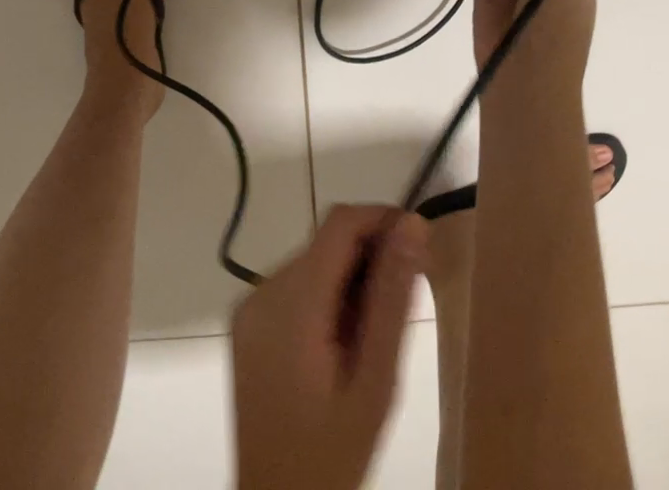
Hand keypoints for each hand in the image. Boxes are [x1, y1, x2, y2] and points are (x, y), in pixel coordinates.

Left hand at [231, 205, 427, 489]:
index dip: (384, 219)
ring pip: (313, 262)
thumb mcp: (377, 378)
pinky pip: (296, 287)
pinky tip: (345, 342)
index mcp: (290, 303)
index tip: (421, 245)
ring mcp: (248, 309)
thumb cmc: (334, 449)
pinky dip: (328, 296)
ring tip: (374, 334)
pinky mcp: (247, 325)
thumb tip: (413, 224)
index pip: (341, 222)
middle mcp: (260, 293)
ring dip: (351, 279)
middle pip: (326, 242)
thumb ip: (393, 296)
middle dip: (372, 256)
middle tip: (407, 301)